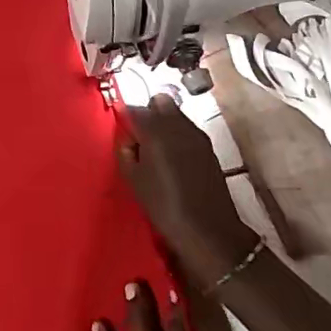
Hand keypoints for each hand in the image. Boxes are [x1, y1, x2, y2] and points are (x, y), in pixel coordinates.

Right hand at [117, 96, 258, 279]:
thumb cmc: (163, 205)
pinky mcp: (208, 145)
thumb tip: (127, 135)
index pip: (132, 109)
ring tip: (156, 152)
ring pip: (174, 113)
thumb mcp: (133, 179)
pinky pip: (186, 128)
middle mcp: (177, 124)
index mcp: (155, 130)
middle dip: (146, 114)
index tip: (122, 140)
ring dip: (163, 123)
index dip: (124, 121)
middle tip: (140, 141)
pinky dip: (176, 135)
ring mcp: (196, 133)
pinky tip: (173, 160)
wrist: (208, 229)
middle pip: (158, 102)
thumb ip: (125, 149)